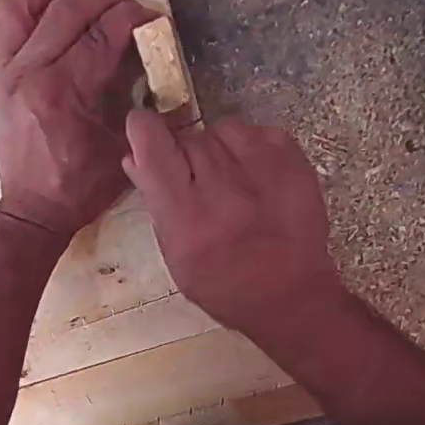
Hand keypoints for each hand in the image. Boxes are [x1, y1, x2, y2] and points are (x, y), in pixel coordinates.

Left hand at [0, 0, 156, 239]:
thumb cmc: (78, 188)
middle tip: (127, 3)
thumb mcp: (120, 151)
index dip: (133, 17)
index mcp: (65, 92)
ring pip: (21, 4)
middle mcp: (30, 73)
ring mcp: (6, 73)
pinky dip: (13, 0)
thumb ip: (139, 106)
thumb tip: (160, 70)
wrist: (33, 209)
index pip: (103, 34)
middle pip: (69, 12)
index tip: (152, 17)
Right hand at [122, 110, 347, 336]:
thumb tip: (134, 157)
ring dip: (215, 150)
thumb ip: (157, 208)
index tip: (144, 134)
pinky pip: (252, 131)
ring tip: (229, 184)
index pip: (153, 146)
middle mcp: (222, 186)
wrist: (290, 293)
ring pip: (217, 130)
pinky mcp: (289, 154)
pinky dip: (246, 149)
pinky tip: (253, 180)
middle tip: (197, 187)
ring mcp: (260, 167)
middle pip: (186, 138)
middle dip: (182, 155)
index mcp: (187, 218)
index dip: (143, 132)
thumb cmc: (224, 285)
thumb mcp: (177, 258)